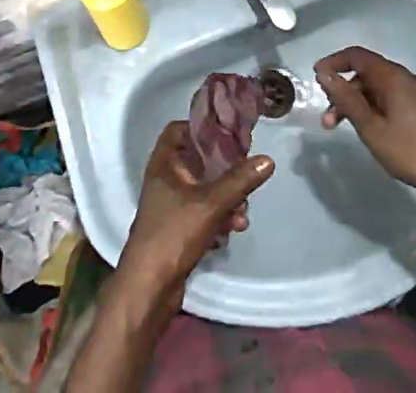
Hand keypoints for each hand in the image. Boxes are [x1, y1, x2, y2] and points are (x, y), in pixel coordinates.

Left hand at [117, 121, 273, 305]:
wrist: (148, 288)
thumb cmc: (173, 234)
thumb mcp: (211, 204)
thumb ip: (239, 181)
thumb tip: (267, 159)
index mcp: (164, 164)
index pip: (179, 129)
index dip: (202, 128)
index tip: (228, 135)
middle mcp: (165, 179)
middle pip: (198, 161)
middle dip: (224, 171)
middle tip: (246, 177)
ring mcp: (170, 204)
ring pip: (204, 189)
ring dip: (226, 199)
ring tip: (242, 215)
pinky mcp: (177, 228)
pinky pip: (203, 212)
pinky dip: (218, 218)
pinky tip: (231, 231)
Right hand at [316, 47, 415, 201]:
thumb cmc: (410, 152)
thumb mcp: (371, 127)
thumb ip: (346, 98)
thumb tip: (324, 73)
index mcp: (395, 77)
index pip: (357, 55)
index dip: (334, 62)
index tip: (316, 77)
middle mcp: (408, 79)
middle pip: (368, 74)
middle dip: (344, 91)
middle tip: (328, 118)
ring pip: (380, 89)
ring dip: (359, 104)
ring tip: (344, 129)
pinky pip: (393, 99)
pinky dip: (375, 109)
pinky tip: (371, 130)